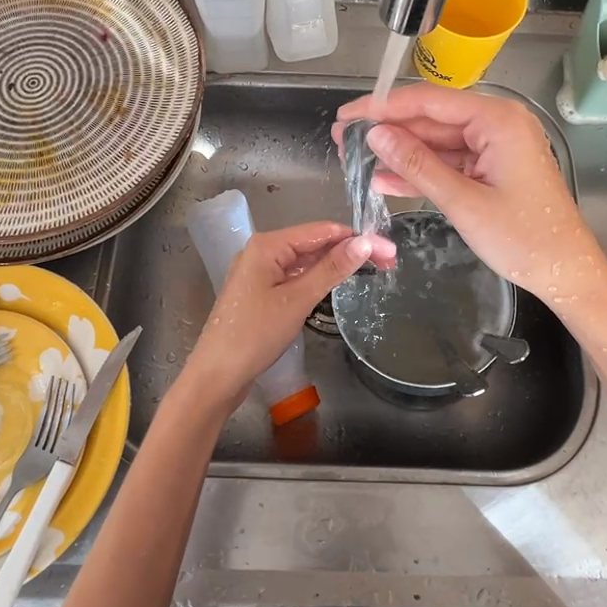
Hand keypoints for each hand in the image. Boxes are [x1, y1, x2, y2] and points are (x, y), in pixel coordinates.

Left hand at [181, 221, 383, 410]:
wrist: (217, 375)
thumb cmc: (254, 335)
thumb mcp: (297, 300)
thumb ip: (331, 269)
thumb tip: (364, 242)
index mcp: (267, 245)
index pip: (321, 231)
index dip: (357, 238)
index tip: (389, 250)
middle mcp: (262, 251)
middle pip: (314, 243)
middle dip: (350, 250)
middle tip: (387, 263)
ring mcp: (260, 272)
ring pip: (306, 260)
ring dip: (336, 264)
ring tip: (371, 271)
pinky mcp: (261, 292)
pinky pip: (295, 276)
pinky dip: (318, 278)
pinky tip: (336, 283)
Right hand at [334, 85, 606, 309]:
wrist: (567, 273)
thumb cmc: (524, 238)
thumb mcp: (463, 202)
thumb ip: (417, 164)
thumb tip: (375, 135)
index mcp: (498, 119)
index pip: (429, 101)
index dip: (383, 107)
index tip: (346, 115)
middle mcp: (498, 123)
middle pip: (431, 118)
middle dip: (388, 130)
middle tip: (343, 139)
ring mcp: (495, 146)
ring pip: (437, 141)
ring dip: (400, 152)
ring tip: (355, 158)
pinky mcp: (492, 167)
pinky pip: (450, 161)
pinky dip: (421, 171)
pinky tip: (384, 179)